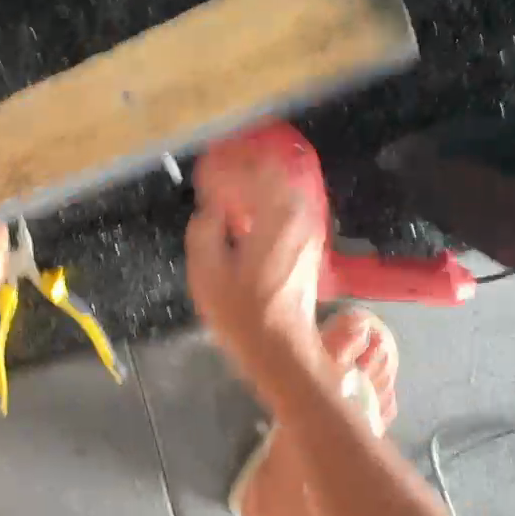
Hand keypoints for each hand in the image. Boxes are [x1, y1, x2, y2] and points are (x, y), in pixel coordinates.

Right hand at [184, 153, 329, 382]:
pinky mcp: (309, 247)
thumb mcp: (206, 272)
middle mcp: (299, 218)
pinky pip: (289, 210)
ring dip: (257, 186)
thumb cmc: (242, 314)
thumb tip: (210, 212)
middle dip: (245, 168)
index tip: (205, 170)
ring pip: (285, 190)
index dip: (225, 167)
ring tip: (229, 192)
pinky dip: (268, 205)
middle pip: (276, 173)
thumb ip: (205, 230)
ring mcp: (309, 232)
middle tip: (218, 172)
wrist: (281, 348)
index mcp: (274, 218)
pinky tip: (247, 218)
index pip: (253, 172)